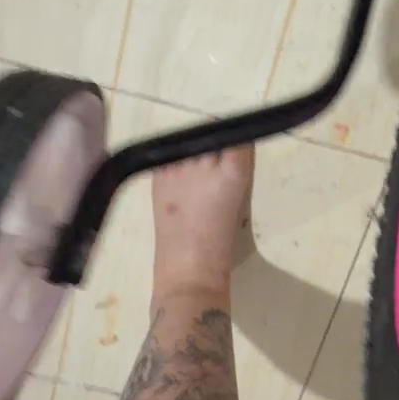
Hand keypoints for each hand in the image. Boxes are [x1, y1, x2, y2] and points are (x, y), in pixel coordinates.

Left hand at [150, 144, 256, 299]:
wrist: (190, 268)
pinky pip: (168, 154)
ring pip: (189, 140)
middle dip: (213, 139)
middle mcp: (207, 162)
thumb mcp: (239, 197)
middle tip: (212, 159)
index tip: (233, 143)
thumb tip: (227, 147)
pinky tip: (177, 176)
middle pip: (212, 131)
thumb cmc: (223, 240)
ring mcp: (179, 168)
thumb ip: (234, 168)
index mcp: (235, 170)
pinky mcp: (159, 176)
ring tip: (192, 170)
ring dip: (193, 147)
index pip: (238, 134)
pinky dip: (174, 159)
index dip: (235, 135)